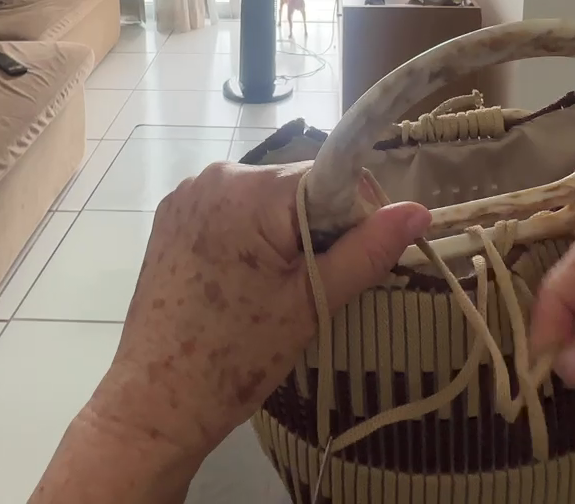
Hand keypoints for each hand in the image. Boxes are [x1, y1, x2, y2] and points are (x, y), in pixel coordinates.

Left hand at [33, 162, 429, 502]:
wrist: (155, 400)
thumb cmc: (238, 356)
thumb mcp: (311, 303)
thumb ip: (367, 249)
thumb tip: (419, 209)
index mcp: (252, 190)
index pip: (331, 175)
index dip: (356, 214)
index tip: (355, 258)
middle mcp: (217, 174)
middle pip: (297, 183)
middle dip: (318, 224)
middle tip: (313, 284)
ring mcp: (189, 190)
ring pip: (267, 194)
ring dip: (284, 227)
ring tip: (276, 286)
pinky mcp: (174, 210)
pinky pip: (233, 204)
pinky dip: (249, 229)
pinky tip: (243, 275)